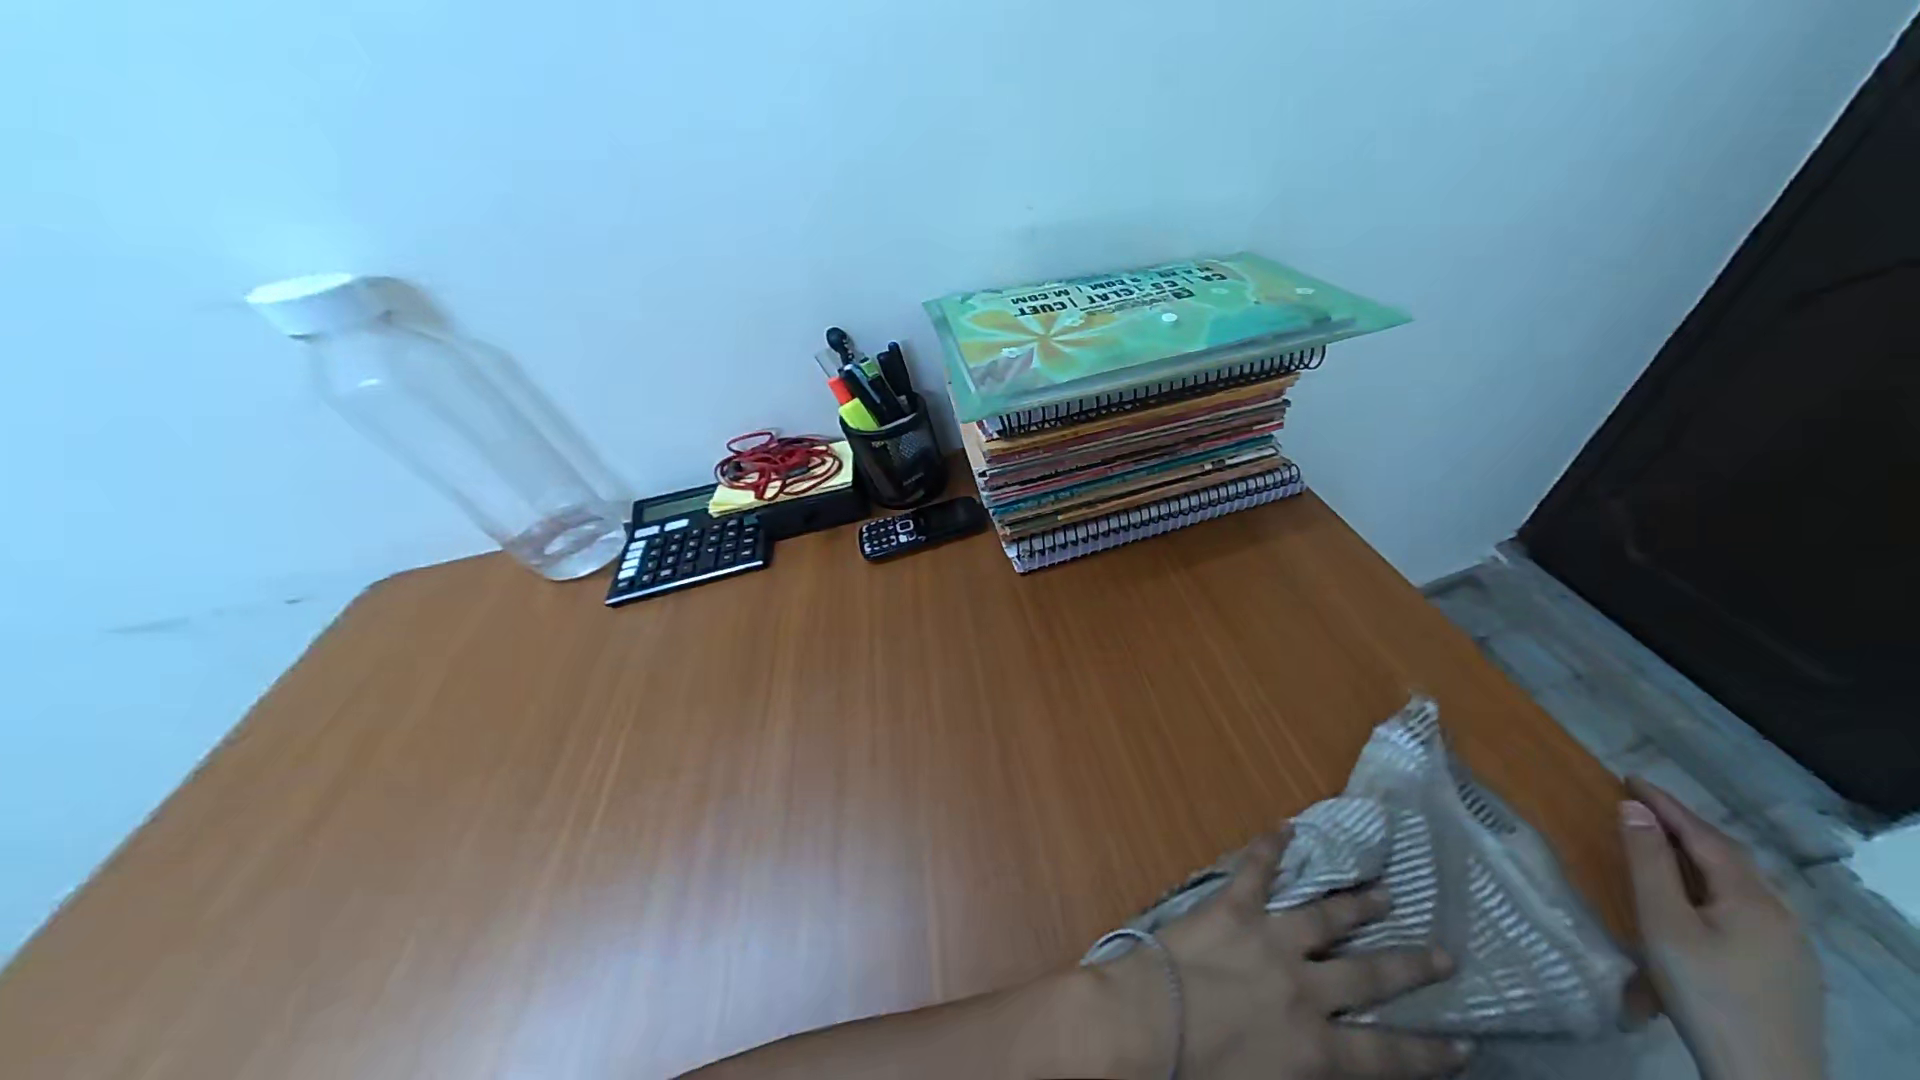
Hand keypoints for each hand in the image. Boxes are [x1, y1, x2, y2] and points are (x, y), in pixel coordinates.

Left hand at [1069, 829, 1470, 1078]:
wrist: (1148, 1026)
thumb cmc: (1200, 1076)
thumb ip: (1309, 1074)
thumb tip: (1331, 1068)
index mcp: (1316, 1049)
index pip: (1389, 1056)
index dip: (1431, 1053)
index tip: (1466, 1042)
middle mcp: (1305, 989)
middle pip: (1370, 977)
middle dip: (1411, 966)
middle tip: (1444, 952)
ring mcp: (1269, 940)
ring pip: (1325, 918)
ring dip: (1356, 904)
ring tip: (1384, 892)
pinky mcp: (1231, 907)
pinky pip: (1255, 871)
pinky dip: (1269, 846)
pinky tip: (1285, 826)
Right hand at [1620, 777, 1824, 1079]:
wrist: (1763, 1074)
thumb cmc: (1703, 988)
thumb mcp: (1663, 921)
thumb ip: (1649, 862)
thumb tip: (1635, 809)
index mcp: (1751, 898)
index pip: (1704, 835)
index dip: (1665, 804)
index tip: (1628, 777)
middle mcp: (1780, 914)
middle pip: (1730, 857)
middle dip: (1686, 825)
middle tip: (1643, 805)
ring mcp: (1791, 945)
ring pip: (1742, 884)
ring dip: (1701, 855)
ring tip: (1664, 844)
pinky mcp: (1788, 968)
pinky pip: (1747, 906)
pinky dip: (1713, 883)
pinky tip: (1699, 898)